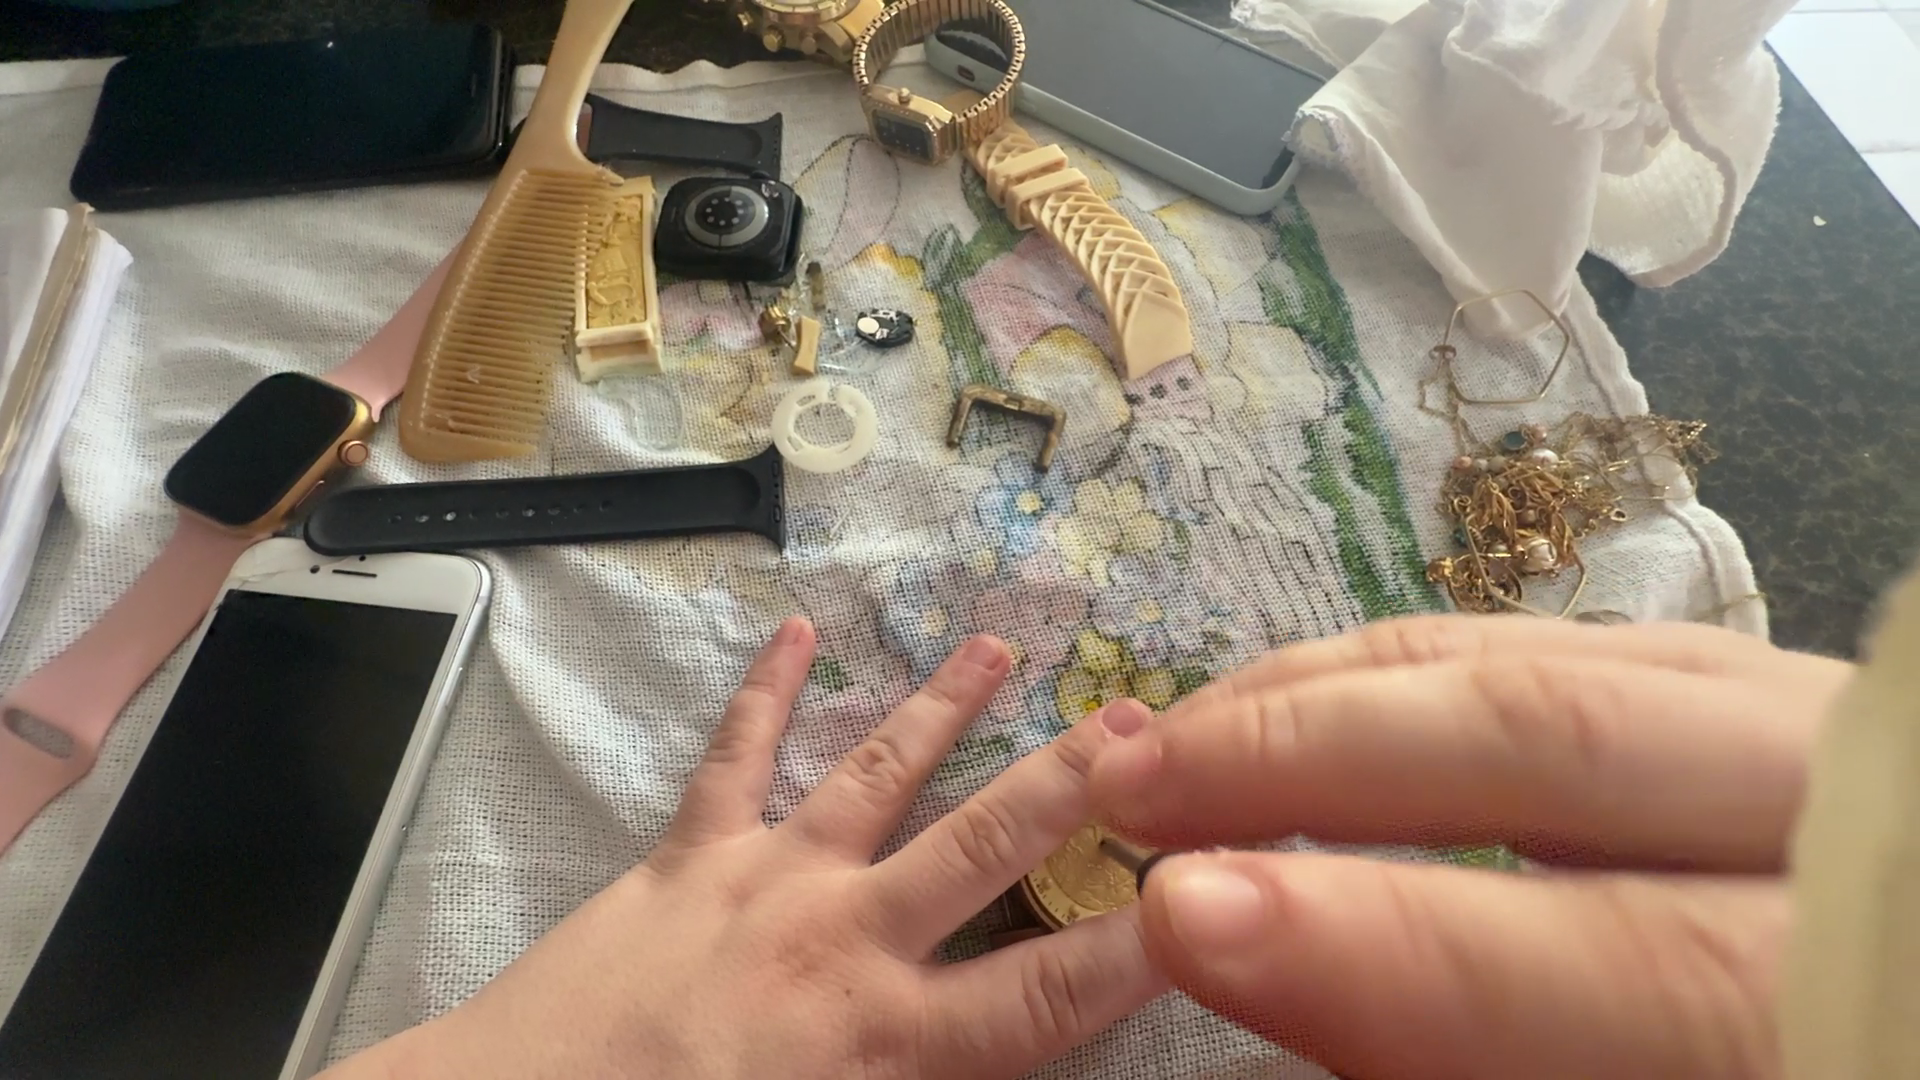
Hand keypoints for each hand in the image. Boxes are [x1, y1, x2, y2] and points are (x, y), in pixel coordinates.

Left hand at [327, 618, 1164, 1079]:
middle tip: (1130, 723)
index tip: (1191, 885)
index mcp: (881, 1039)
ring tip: (995, 647)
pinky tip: (794, 628)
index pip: (1040, 993)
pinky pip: (736, 754)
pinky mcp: (694, 849)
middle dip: (1066, 784)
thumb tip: (998, 1077)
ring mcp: (767, 875)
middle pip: (979, 845)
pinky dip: (764, 689)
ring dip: (942, 709)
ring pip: (876, 772)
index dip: (1127, 944)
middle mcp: (842, 935)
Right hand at [1087, 615, 1853, 1079]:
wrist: (1877, 985)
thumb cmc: (1723, 1058)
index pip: (1664, 972)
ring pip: (1513, 657)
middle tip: (1130, 788)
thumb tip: (1238, 945)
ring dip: (1305, 697)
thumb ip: (1458, 1052)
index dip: (1398, 947)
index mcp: (1881, 996)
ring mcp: (1789, 712)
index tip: (1183, 916)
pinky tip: (1274, 696)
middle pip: (1558, 740)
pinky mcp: (1714, 671)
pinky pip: (1508, 638)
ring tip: (1169, 741)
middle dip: (1302, 758)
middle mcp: (1853, 817)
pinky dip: (1365, 665)